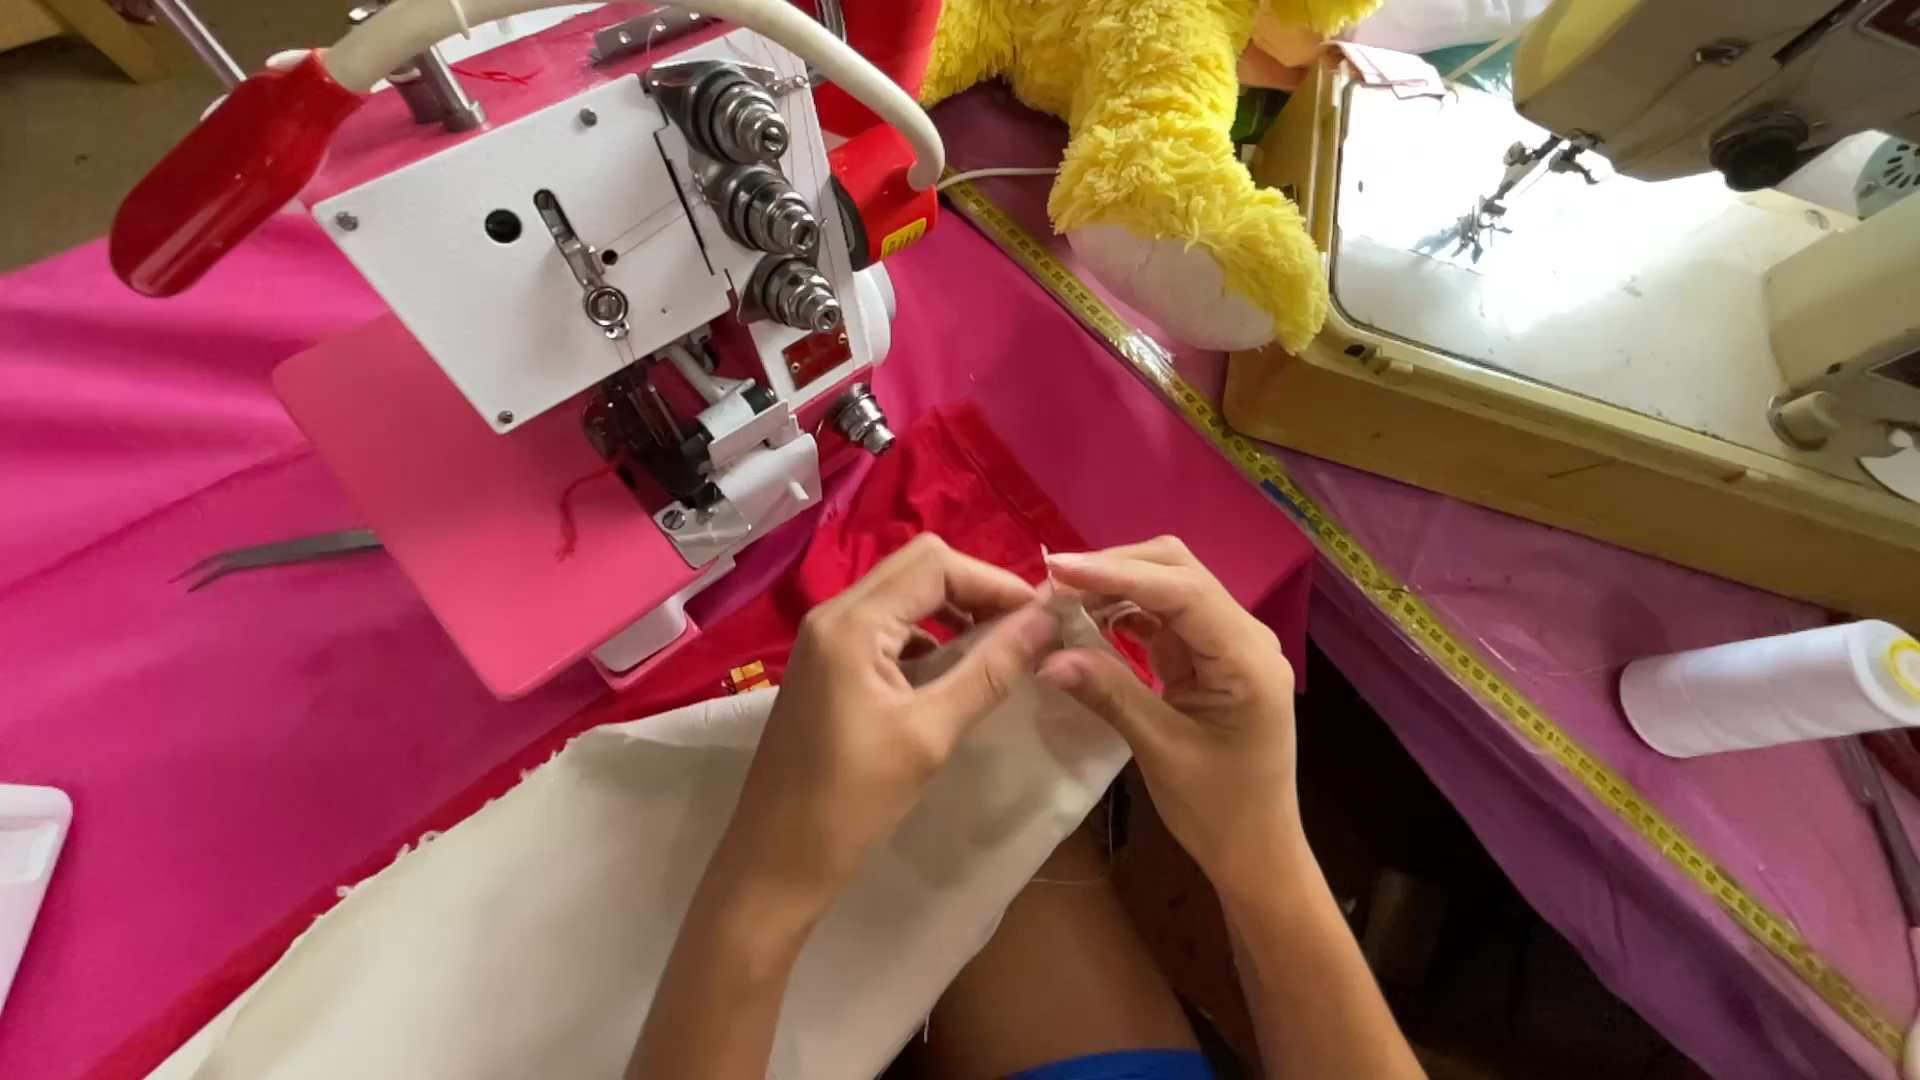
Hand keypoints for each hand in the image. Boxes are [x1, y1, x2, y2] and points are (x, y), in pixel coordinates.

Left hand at [708, 534, 1056, 923]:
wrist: (774, 863)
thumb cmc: (850, 803)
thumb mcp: (930, 735)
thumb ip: (991, 670)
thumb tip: (1046, 623)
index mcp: (852, 623)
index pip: (936, 564)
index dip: (994, 581)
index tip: (1041, 616)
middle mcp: (834, 614)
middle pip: (918, 567)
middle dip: (975, 588)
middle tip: (1022, 628)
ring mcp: (826, 637)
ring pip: (903, 594)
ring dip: (952, 609)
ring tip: (998, 647)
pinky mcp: (828, 662)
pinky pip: (887, 625)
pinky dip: (927, 635)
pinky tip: (953, 670)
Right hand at [1037, 537, 1300, 899]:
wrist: (1256, 848)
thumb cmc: (1220, 809)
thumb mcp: (1161, 751)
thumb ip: (1109, 694)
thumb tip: (1047, 656)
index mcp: (1247, 658)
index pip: (1183, 591)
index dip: (1118, 574)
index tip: (1059, 570)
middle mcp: (1243, 635)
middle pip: (1177, 571)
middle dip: (1114, 568)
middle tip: (1053, 584)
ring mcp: (1224, 641)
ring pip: (1166, 585)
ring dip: (1114, 585)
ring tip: (1061, 600)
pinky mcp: (1204, 653)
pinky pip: (1160, 613)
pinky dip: (1122, 609)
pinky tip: (1088, 617)